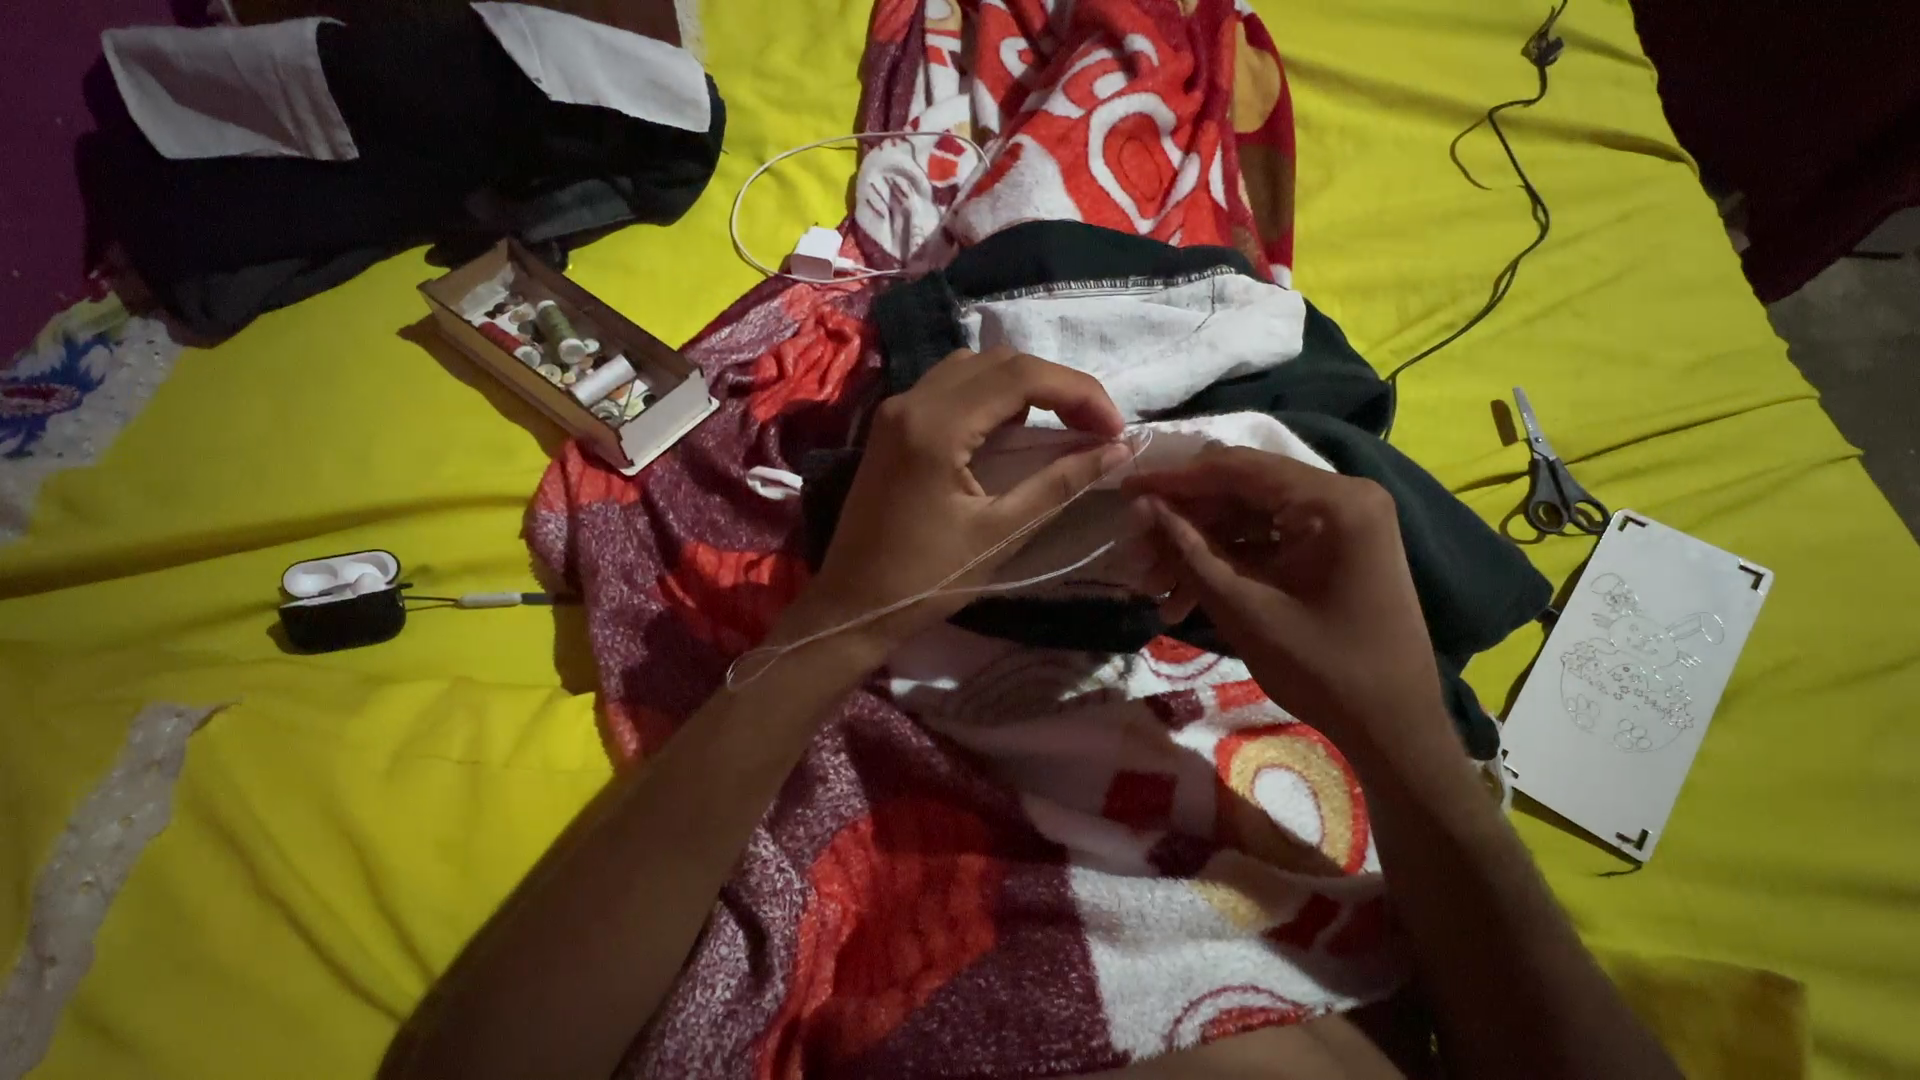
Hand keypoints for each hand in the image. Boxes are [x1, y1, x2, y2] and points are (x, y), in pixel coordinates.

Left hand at [775, 347, 1127, 658]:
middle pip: (1000, 361)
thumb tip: (1118, 451)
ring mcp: (897, 409)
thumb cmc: (927, 579)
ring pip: (974, 367)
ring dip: (1024, 386)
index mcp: (935, 426)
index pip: (1022, 375)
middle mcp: (912, 401)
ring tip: (1061, 426)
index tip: (1115, 430)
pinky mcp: (892, 424)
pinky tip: (1013, 430)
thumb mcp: (1001, 533)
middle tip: (1095, 429)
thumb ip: (1060, 483)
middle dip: (1057, 386)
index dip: (1079, 393)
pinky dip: (991, 396)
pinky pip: (951, 387)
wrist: (852, 605)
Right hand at [1121, 447, 1449, 751]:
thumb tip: (1143, 508)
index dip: (1174, 480)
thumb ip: (1189, 550)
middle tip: (1136, 553)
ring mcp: (1341, 521)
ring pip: (1250, 518)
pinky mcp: (1335, 547)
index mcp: (1332, 500)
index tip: (1125, 491)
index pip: (1236, 468)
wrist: (1394, 727)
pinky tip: (1188, 596)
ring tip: (1155, 587)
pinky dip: (1229, 562)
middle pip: (1242, 490)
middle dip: (1184, 522)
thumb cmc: (1323, 669)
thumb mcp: (1243, 608)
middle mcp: (1342, 496)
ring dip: (1201, 547)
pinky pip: (1270, 540)